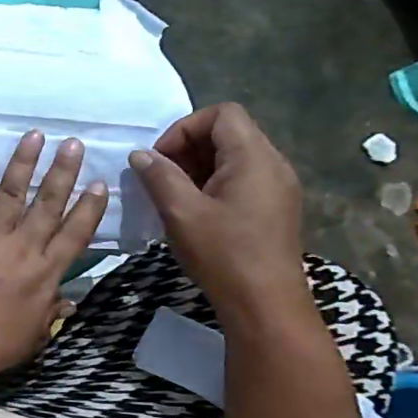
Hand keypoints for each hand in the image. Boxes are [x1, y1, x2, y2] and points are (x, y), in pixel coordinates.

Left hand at [0, 131, 108, 386]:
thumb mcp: (31, 338)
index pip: (75, 235)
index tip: (100, 184)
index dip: (90, 209)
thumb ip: (51, 314)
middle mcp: (22, 248)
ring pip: (11, 193)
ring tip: (36, 135)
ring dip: (25, 162)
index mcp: (45, 275)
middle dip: (63, 172)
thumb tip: (70, 301)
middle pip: (47, 204)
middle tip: (74, 143)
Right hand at [128, 103, 310, 327]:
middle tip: (159, 178)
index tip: (159, 159)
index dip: (184, 128)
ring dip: (196, 167)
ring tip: (171, 196)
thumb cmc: (223, 254)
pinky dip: (211, 184)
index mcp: (254, 158)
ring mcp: (277, 187)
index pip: (221, 114)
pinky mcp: (273, 207)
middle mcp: (273, 164)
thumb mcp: (180, 212)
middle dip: (187, 148)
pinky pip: (240, 178)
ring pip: (232, 157)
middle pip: (228, 132)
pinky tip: (192, 211)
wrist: (264, 304)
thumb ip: (159, 176)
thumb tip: (140, 155)